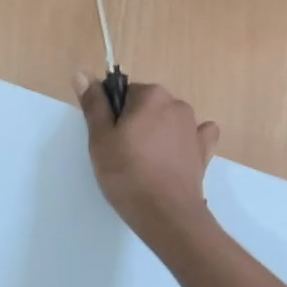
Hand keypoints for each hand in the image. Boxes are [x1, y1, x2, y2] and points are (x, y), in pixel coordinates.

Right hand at [74, 73, 219, 246]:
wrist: (165, 213)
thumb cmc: (127, 175)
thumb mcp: (100, 142)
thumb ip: (94, 106)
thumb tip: (82, 73)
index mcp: (150, 95)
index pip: (124, 94)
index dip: (113, 117)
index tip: (108, 140)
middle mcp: (176, 103)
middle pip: (148, 107)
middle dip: (136, 125)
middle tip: (122, 156)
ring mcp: (194, 127)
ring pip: (169, 122)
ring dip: (158, 135)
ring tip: (146, 165)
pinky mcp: (204, 150)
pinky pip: (195, 137)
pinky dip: (185, 143)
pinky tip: (175, 158)